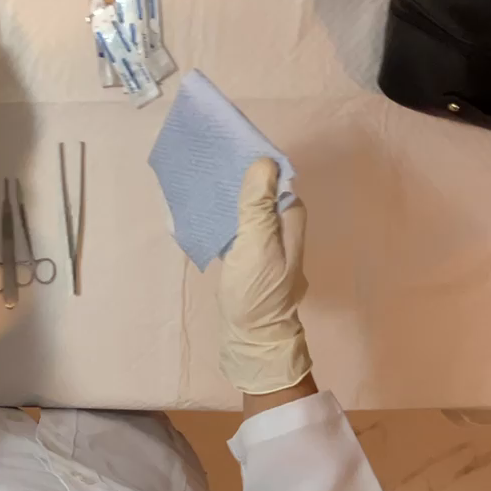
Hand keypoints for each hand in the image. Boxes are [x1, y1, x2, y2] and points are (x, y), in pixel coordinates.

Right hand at [220, 158, 311, 396]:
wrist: (253, 338)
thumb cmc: (256, 292)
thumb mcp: (256, 245)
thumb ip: (258, 205)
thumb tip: (262, 162)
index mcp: (290, 220)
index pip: (275, 178)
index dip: (253, 164)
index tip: (225, 151)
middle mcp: (283, 229)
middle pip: (261, 193)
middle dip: (237, 179)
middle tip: (206, 168)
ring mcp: (268, 245)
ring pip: (248, 211)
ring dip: (228, 200)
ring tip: (200, 188)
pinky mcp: (251, 260)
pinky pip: (238, 229)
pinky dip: (224, 221)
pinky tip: (204, 217)